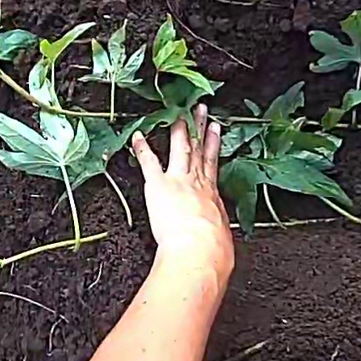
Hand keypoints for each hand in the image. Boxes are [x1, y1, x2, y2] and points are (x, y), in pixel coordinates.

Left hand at [130, 105, 233, 280]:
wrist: (200, 251)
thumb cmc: (213, 251)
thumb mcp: (222, 235)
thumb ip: (217, 228)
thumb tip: (218, 235)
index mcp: (212, 194)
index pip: (212, 163)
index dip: (213, 144)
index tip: (214, 129)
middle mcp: (197, 182)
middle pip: (199, 148)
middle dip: (199, 126)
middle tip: (199, 108)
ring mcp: (178, 180)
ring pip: (180, 147)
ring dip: (179, 128)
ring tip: (178, 112)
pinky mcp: (159, 185)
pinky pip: (149, 163)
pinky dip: (143, 148)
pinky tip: (138, 136)